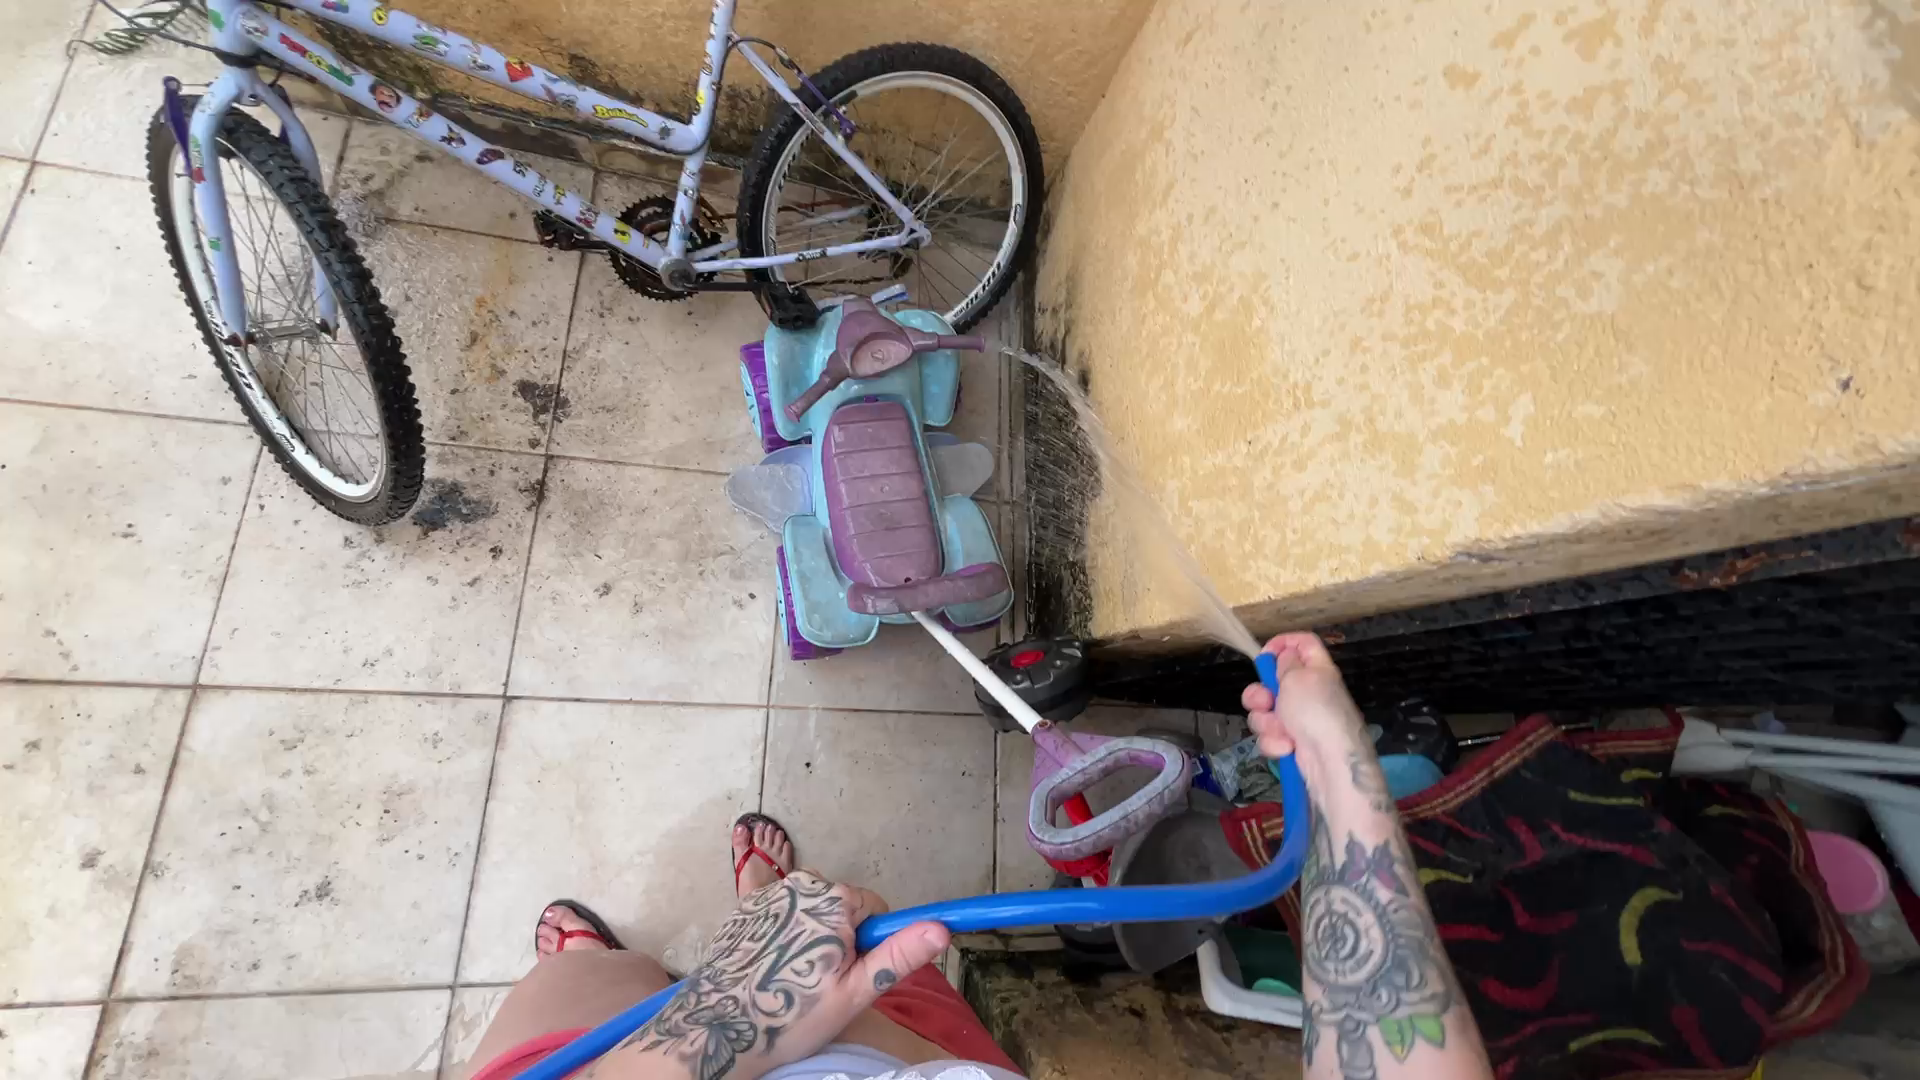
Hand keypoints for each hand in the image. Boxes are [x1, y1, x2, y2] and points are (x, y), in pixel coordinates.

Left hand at [610, 871, 947, 1079]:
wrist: (713, 1029)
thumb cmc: (790, 1014)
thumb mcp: (854, 993)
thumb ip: (898, 955)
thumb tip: (942, 928)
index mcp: (836, 898)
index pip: (873, 908)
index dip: (867, 943)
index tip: (848, 974)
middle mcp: (805, 881)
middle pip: (841, 905)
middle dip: (838, 936)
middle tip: (818, 982)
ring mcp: (772, 889)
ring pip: (810, 906)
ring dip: (809, 931)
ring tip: (789, 975)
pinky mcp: (746, 903)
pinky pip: (778, 906)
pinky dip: (780, 927)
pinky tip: (767, 960)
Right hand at [1239, 632, 1373, 798]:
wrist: (1329, 761)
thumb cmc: (1315, 712)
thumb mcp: (1298, 678)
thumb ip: (1286, 662)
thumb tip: (1284, 657)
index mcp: (1316, 670)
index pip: (1303, 643)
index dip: (1282, 642)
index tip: (1264, 655)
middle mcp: (1307, 691)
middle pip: (1272, 681)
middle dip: (1260, 694)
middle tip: (1265, 702)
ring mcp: (1299, 718)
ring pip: (1264, 710)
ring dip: (1266, 721)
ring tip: (1280, 730)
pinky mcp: (1291, 740)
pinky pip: (1269, 734)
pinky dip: (1274, 740)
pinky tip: (1286, 747)